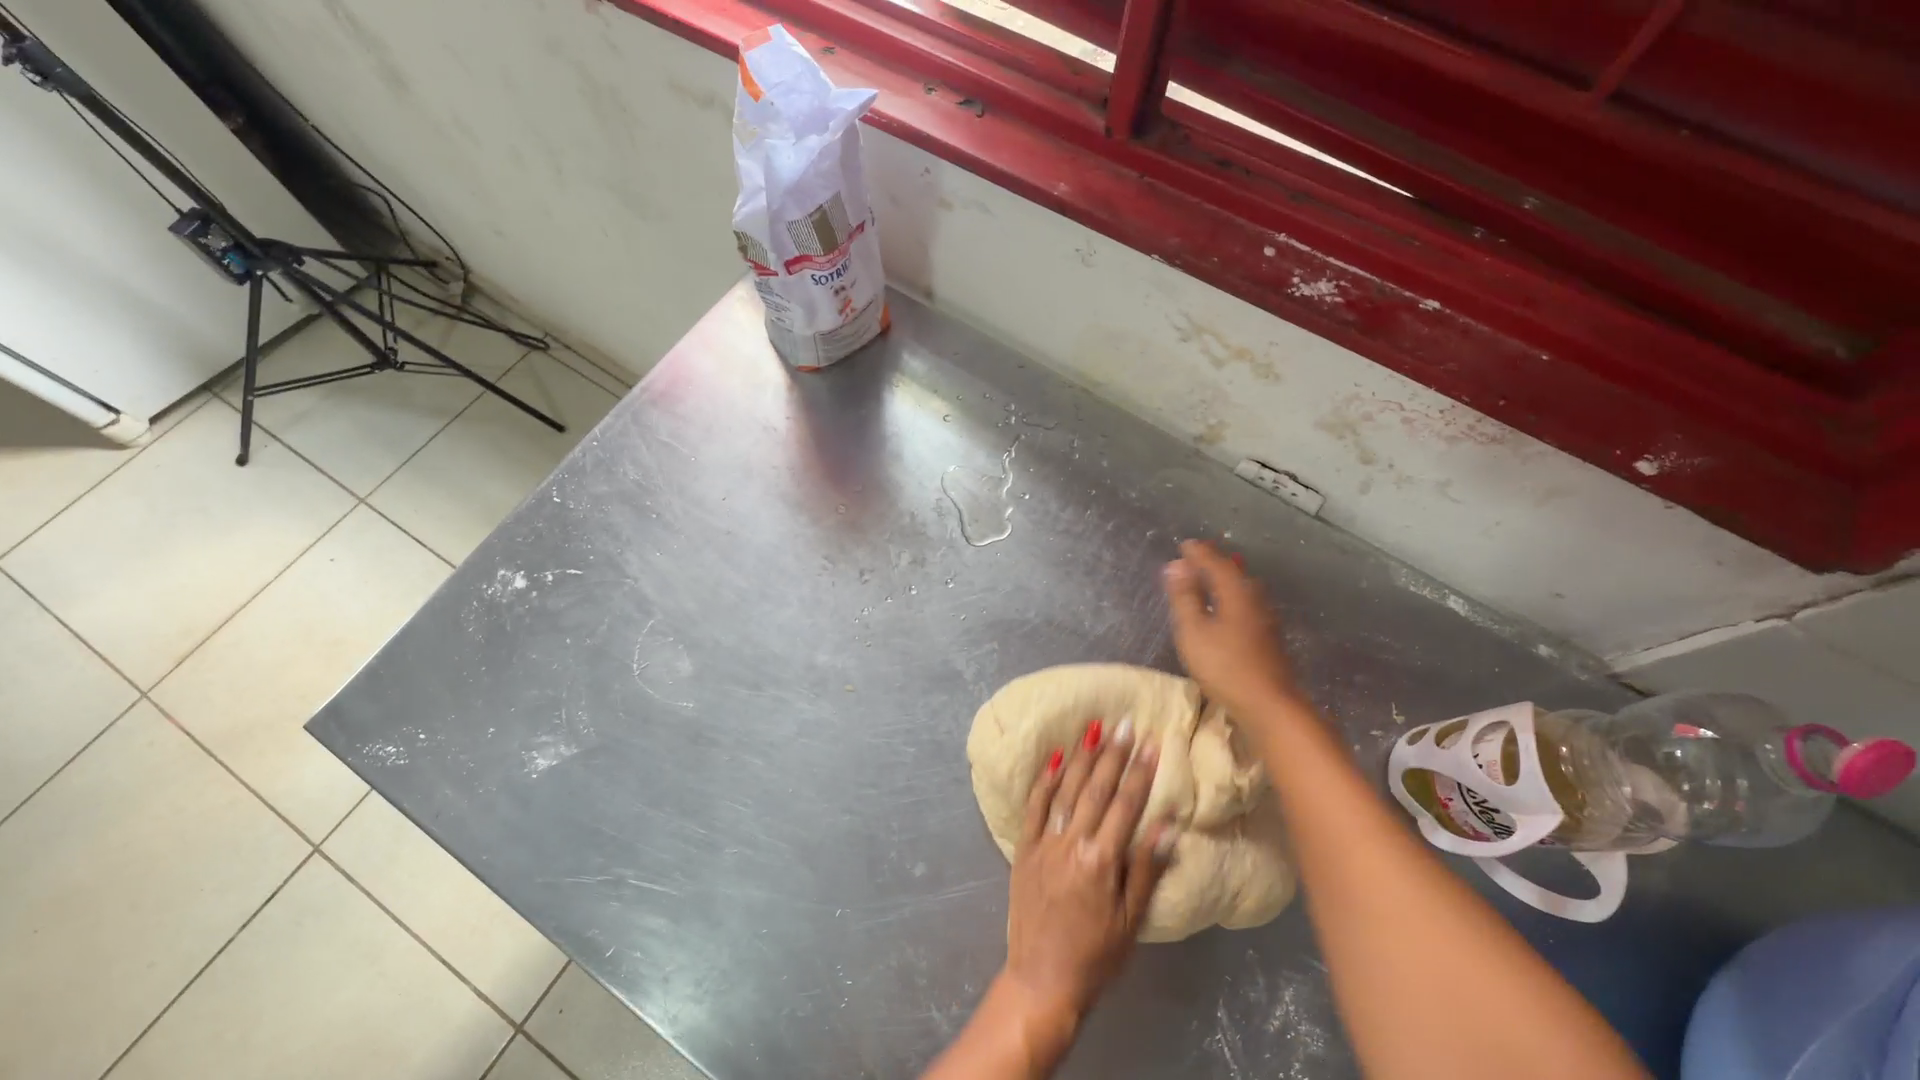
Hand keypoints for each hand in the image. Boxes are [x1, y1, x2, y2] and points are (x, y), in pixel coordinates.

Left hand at [1004, 718, 1174, 1024]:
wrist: (1042, 980)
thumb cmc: (1096, 956)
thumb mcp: (1132, 919)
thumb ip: (1146, 868)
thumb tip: (1167, 824)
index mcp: (1102, 860)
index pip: (1126, 805)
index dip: (1140, 772)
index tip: (1152, 742)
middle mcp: (1072, 844)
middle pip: (1097, 790)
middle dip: (1113, 754)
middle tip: (1126, 723)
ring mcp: (1044, 844)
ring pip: (1065, 791)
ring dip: (1082, 758)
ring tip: (1095, 729)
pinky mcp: (1023, 851)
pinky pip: (1033, 808)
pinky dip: (1044, 781)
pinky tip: (1055, 758)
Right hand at [1163, 539, 1302, 718]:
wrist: (1269, 704)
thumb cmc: (1225, 666)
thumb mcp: (1194, 631)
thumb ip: (1185, 597)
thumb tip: (1177, 565)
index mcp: (1236, 593)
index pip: (1216, 563)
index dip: (1199, 553)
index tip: (1184, 544)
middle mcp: (1255, 600)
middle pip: (1234, 573)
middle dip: (1214, 563)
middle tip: (1196, 559)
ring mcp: (1266, 620)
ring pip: (1243, 590)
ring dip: (1225, 582)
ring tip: (1209, 582)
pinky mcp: (1269, 639)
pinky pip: (1247, 606)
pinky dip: (1232, 600)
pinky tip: (1227, 612)